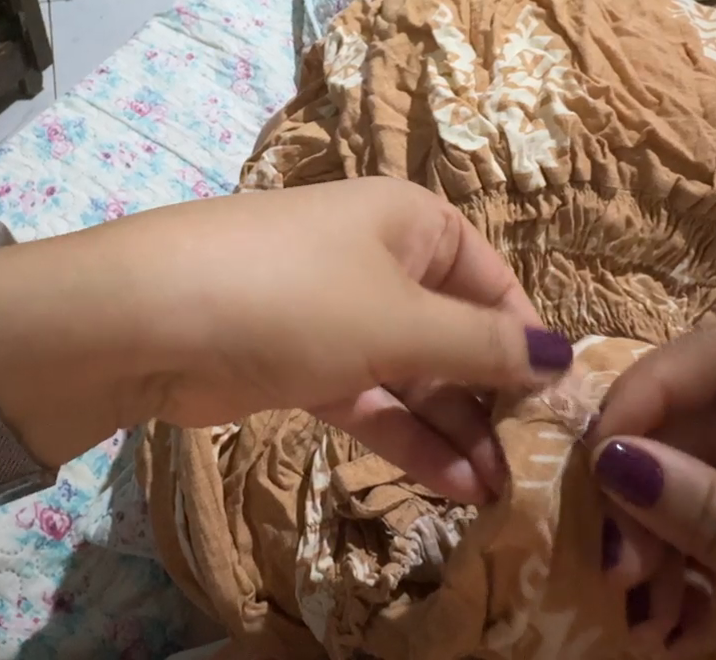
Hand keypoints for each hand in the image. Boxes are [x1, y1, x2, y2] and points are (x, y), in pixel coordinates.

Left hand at [0, 178, 572, 502]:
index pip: (491, 279)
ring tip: (502, 493)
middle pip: (453, 328)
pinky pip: (369, 395)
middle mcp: (377, 258)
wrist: (152, 317)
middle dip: (491, 396)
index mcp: (409, 223)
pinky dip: (406, 436)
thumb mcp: (402, 320)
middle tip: (536, 468)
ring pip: (411, 370)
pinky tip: (453, 485)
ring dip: (453, 428)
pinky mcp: (302, 359)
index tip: (563, 404)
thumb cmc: (298, 297)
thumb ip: (483, 346)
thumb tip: (561, 355)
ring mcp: (336, 312)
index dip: (527, 338)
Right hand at [584, 327, 715, 659]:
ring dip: (656, 530)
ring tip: (638, 600)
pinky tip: (669, 611)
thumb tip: (604, 458)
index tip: (597, 456)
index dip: (650, 389)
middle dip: (646, 483)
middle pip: (701, 416)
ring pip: (698, 468)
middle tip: (615, 561)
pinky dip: (685, 558)